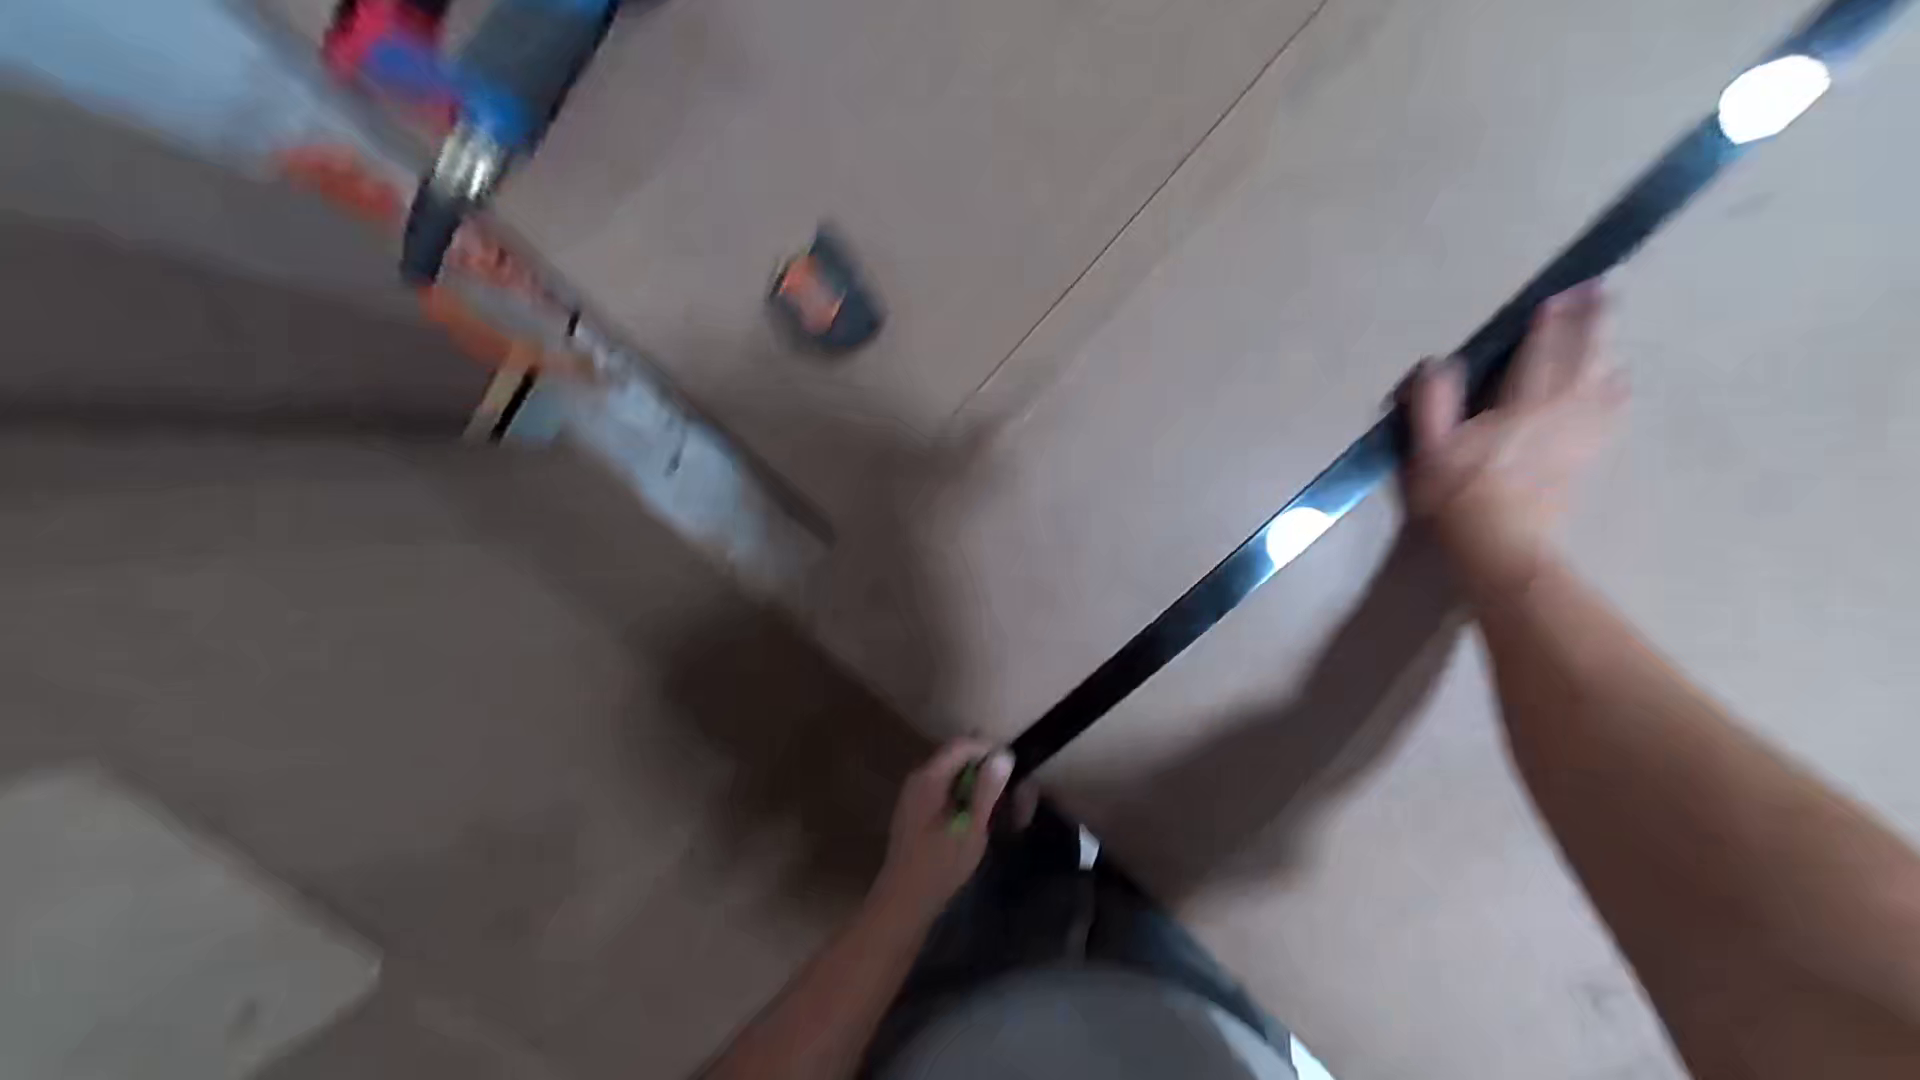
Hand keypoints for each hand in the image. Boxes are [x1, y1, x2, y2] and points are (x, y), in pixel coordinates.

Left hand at [870, 740, 1012, 921]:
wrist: (903, 902)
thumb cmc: (939, 865)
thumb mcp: (971, 827)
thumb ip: (986, 789)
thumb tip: (1003, 755)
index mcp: (929, 777)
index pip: (962, 744)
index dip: (989, 749)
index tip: (1013, 768)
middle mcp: (919, 778)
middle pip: (957, 758)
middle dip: (986, 771)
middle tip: (1012, 795)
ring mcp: (915, 794)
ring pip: (953, 776)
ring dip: (977, 787)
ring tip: (1001, 812)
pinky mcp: (916, 810)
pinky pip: (944, 791)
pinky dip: (964, 798)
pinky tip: (977, 821)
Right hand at [1402, 282, 1626, 592]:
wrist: (1499, 543)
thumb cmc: (1456, 495)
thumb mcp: (1427, 449)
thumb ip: (1431, 402)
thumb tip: (1435, 364)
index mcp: (1522, 404)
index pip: (1543, 350)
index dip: (1552, 321)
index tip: (1562, 292)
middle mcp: (1564, 410)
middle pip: (1587, 355)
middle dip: (1594, 321)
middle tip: (1603, 291)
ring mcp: (1583, 433)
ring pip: (1606, 378)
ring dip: (1607, 349)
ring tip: (1608, 330)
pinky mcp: (1588, 454)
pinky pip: (1613, 408)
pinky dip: (1616, 385)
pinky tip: (1616, 382)